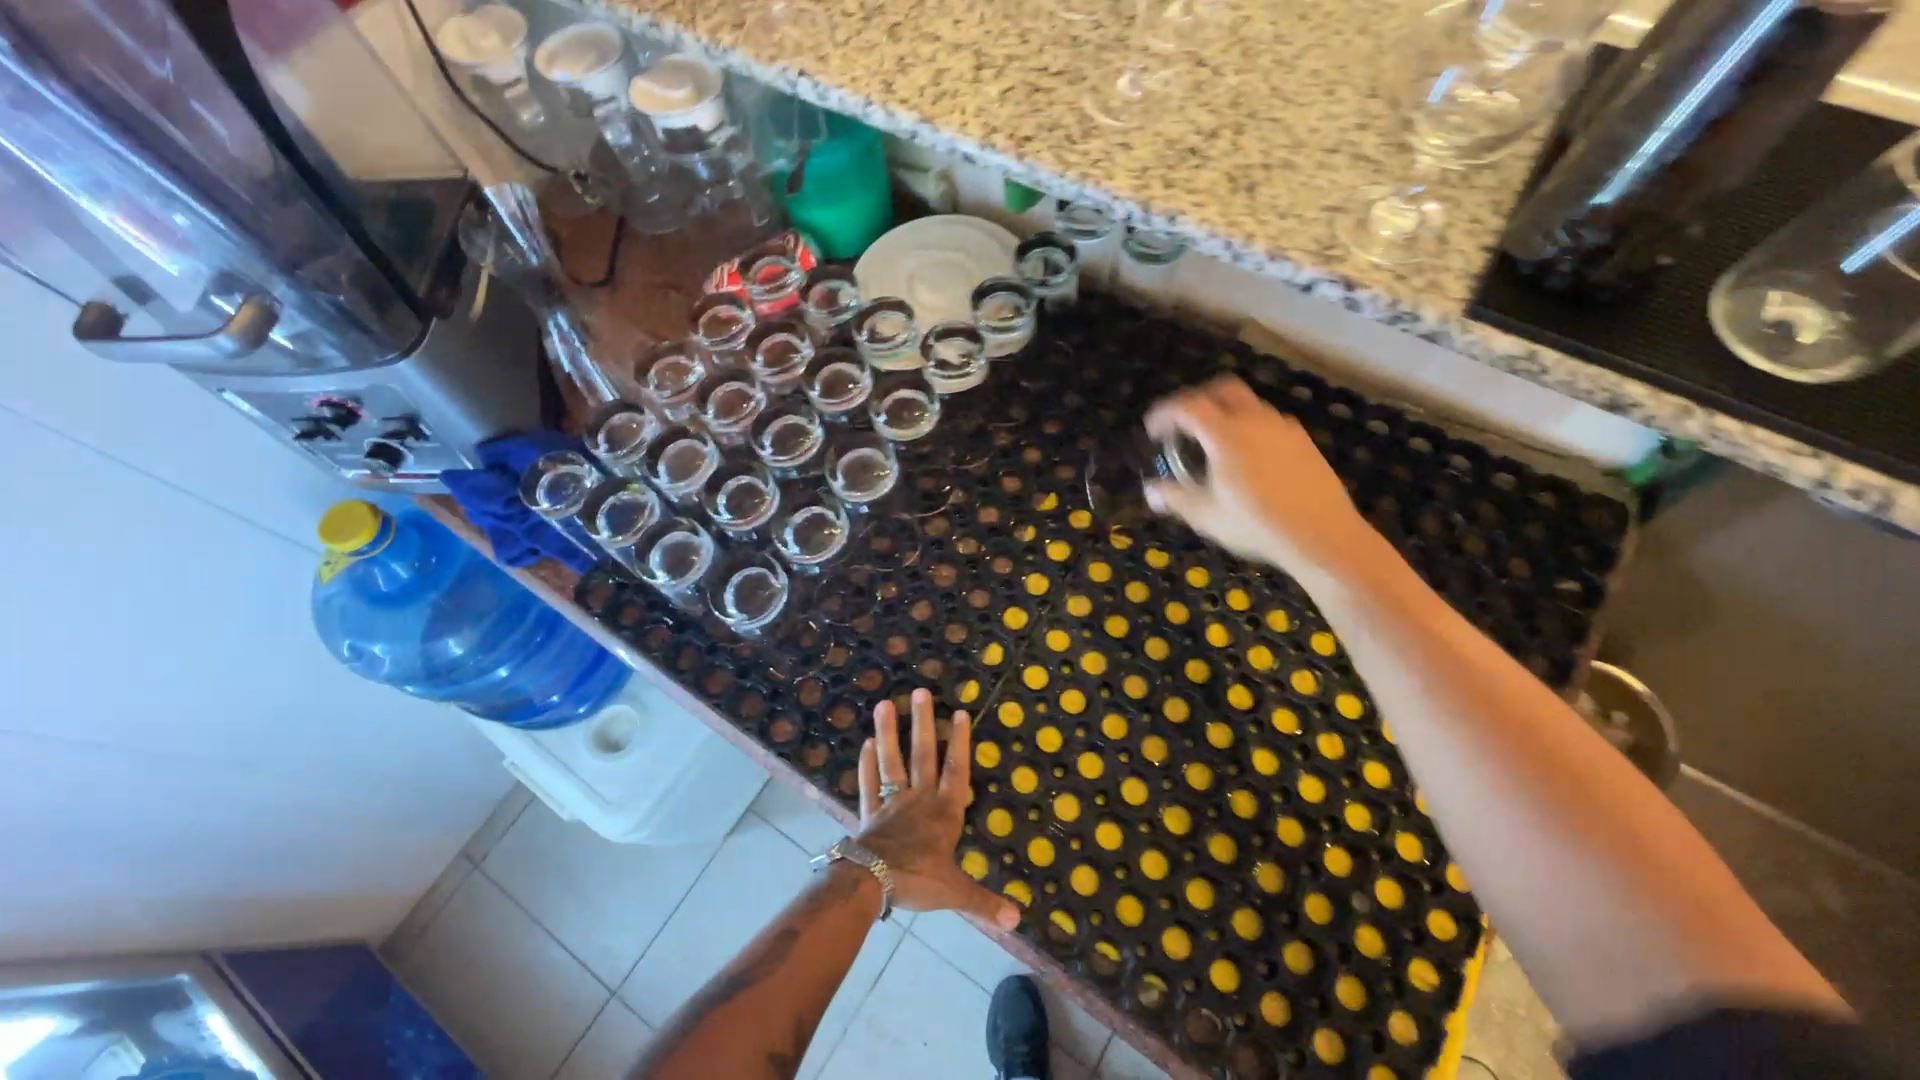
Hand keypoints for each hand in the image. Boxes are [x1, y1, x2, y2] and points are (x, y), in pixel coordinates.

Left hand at [857, 688, 1020, 929]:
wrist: (870, 883)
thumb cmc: (917, 880)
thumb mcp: (956, 893)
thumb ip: (985, 902)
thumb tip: (1018, 920)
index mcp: (945, 813)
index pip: (956, 771)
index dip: (960, 743)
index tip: (959, 712)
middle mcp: (919, 800)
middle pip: (923, 755)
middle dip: (924, 723)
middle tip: (920, 691)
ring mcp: (891, 803)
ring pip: (891, 761)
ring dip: (888, 733)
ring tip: (885, 704)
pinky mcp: (868, 813)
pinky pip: (868, 784)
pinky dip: (866, 764)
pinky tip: (865, 744)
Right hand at [1143, 375, 1375, 581]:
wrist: (1322, 536)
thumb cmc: (1256, 525)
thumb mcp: (1207, 516)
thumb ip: (1176, 498)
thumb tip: (1151, 491)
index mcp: (1225, 434)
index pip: (1187, 406)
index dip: (1165, 413)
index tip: (1153, 430)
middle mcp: (1255, 420)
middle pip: (1223, 390)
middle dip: (1199, 400)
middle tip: (1185, 425)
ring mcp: (1284, 428)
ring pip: (1249, 406)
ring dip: (1227, 416)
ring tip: (1218, 447)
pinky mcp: (1304, 442)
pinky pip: (1270, 424)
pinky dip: (1251, 430)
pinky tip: (1251, 461)